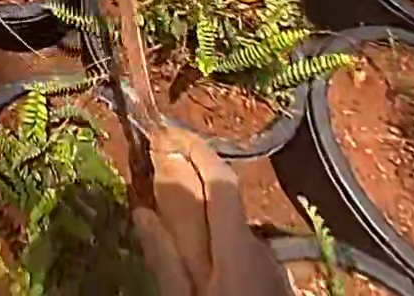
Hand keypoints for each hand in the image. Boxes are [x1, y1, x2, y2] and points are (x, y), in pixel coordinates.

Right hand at [133, 128, 285, 295]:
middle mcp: (257, 249)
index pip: (221, 180)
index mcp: (237, 251)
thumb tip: (142, 211)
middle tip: (155, 160)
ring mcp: (268, 267)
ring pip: (229, 221)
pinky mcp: (271, 285)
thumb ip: (165, 261)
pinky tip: (192, 248)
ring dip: (199, 203)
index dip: (195, 149)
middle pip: (224, 196)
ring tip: (164, 201)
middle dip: (190, 171)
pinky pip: (236, 245)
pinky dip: (211, 233)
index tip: (165, 133)